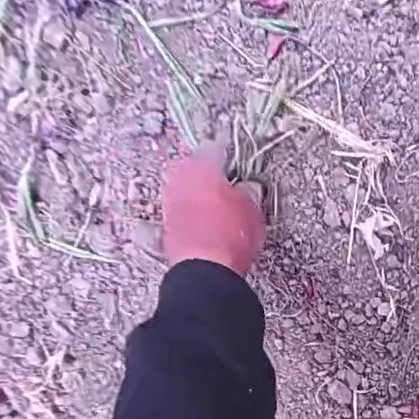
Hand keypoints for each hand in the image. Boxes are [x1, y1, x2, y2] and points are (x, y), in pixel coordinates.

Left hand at [161, 144, 265, 274]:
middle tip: (226, 185)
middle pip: (194, 169)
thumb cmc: (229, 235)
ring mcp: (170, 202)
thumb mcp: (252, 212)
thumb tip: (248, 189)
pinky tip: (207, 226)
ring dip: (199, 195)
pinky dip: (193, 215)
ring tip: (218, 208)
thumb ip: (249, 194)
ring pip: (186, 190)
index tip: (235, 162)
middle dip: (208, 176)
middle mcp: (180, 179)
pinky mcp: (166, 224)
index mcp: (201, 167)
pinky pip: (182, 211)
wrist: (205, 267)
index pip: (215, 151)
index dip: (228, 156)